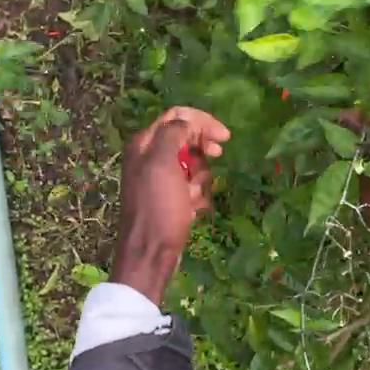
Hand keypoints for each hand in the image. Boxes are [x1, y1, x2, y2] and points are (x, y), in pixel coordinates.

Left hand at [113, 106, 230, 304]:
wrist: (151, 253)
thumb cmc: (158, 207)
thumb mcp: (162, 163)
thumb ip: (173, 134)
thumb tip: (187, 123)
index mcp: (144, 143)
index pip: (177, 117)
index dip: (202, 122)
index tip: (224, 137)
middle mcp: (150, 157)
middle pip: (187, 138)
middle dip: (203, 151)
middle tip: (217, 156)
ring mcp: (161, 179)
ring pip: (194, 164)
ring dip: (200, 178)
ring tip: (192, 196)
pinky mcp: (172, 198)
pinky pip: (194, 187)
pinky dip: (197, 195)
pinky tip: (192, 209)